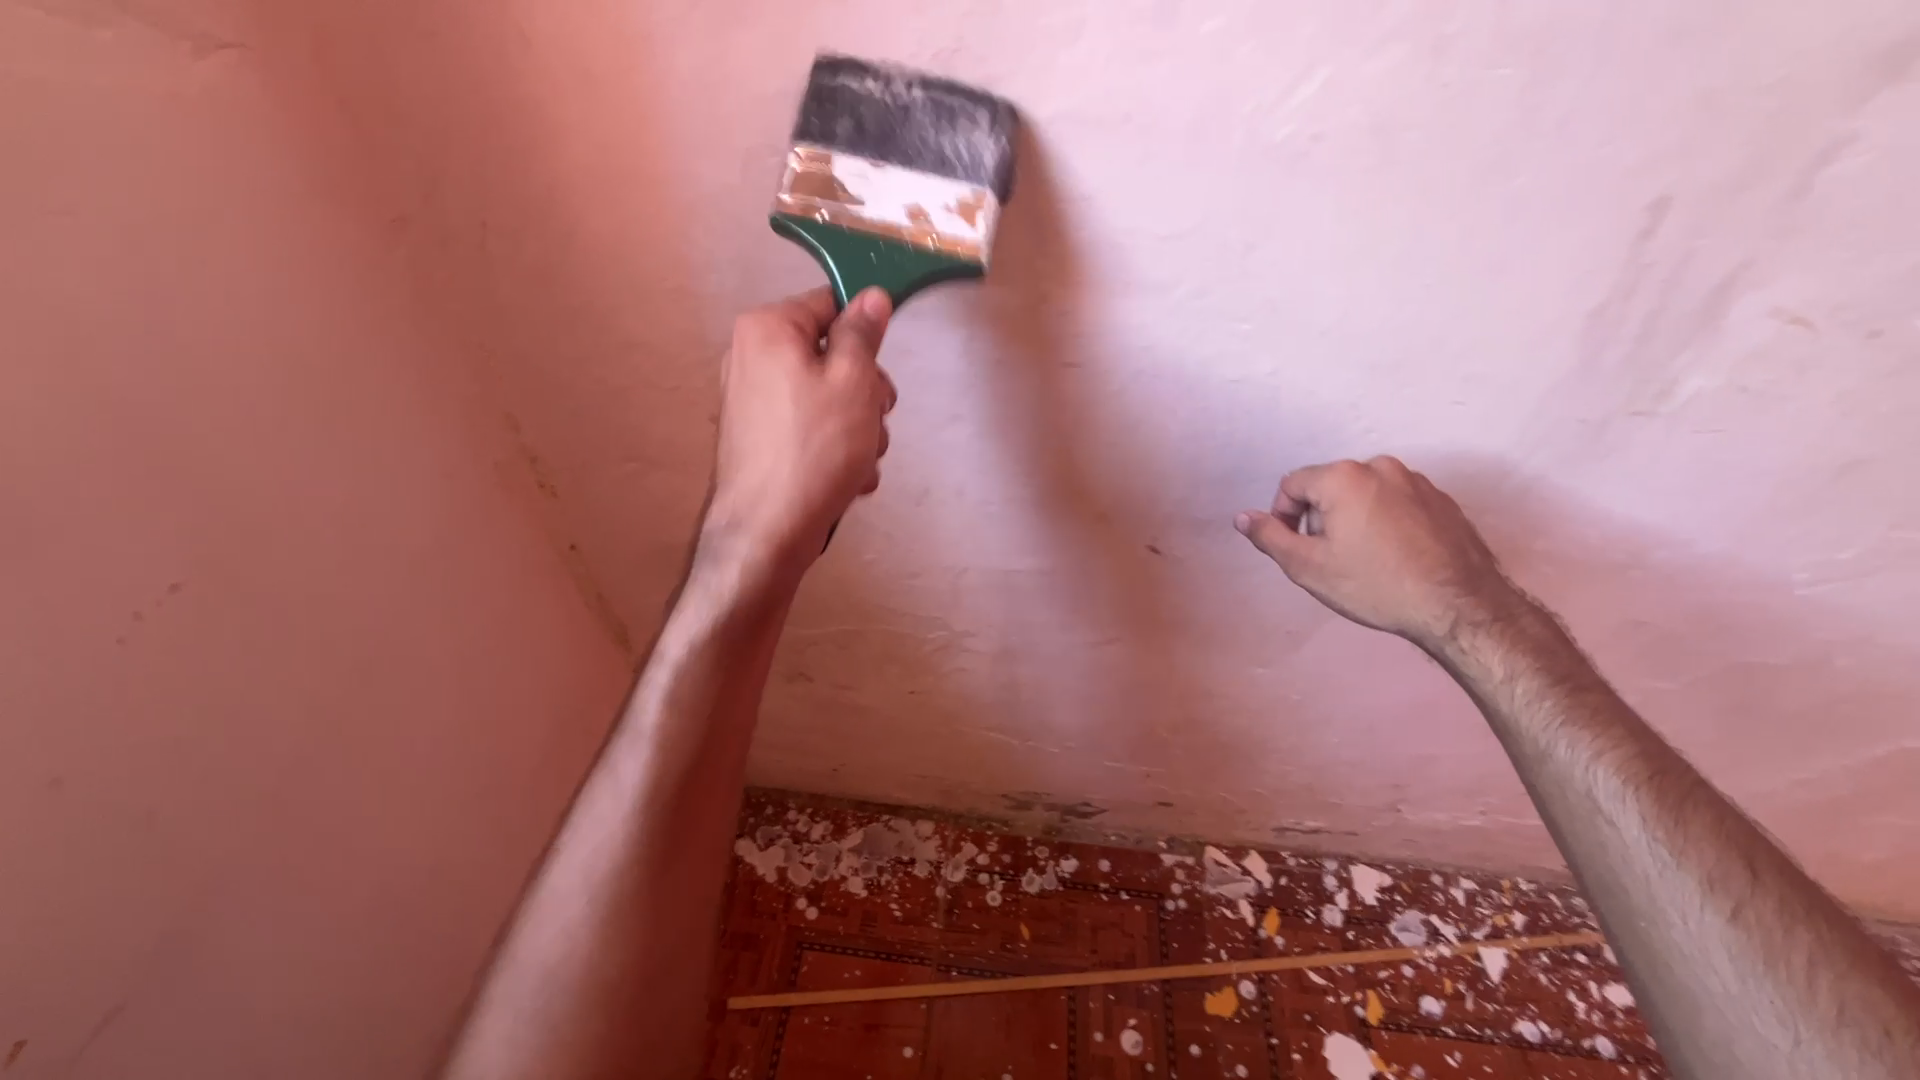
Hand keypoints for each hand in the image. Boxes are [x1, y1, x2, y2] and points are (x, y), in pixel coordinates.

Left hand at [704, 287, 895, 570]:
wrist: (767, 531)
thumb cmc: (816, 448)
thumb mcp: (854, 381)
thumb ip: (863, 333)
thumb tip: (872, 295)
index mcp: (767, 329)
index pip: (830, 303)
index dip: (866, 332)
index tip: (884, 366)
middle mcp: (750, 357)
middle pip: (831, 355)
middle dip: (865, 391)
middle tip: (875, 421)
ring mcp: (752, 401)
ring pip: (827, 396)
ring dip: (857, 426)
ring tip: (862, 459)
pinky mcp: (759, 440)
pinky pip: (809, 427)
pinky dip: (834, 448)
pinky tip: (847, 478)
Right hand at [1234, 456, 1522, 645]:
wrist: (1458, 606)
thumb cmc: (1375, 585)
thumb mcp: (1308, 567)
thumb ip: (1269, 537)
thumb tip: (1242, 517)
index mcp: (1343, 477)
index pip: (1292, 485)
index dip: (1284, 517)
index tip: (1298, 550)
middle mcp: (1380, 467)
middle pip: (1329, 487)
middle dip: (1321, 518)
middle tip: (1330, 559)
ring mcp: (1416, 481)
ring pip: (1364, 494)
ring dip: (1353, 519)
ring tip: (1365, 560)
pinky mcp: (1442, 500)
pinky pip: (1396, 503)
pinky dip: (1386, 523)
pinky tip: (1394, 557)